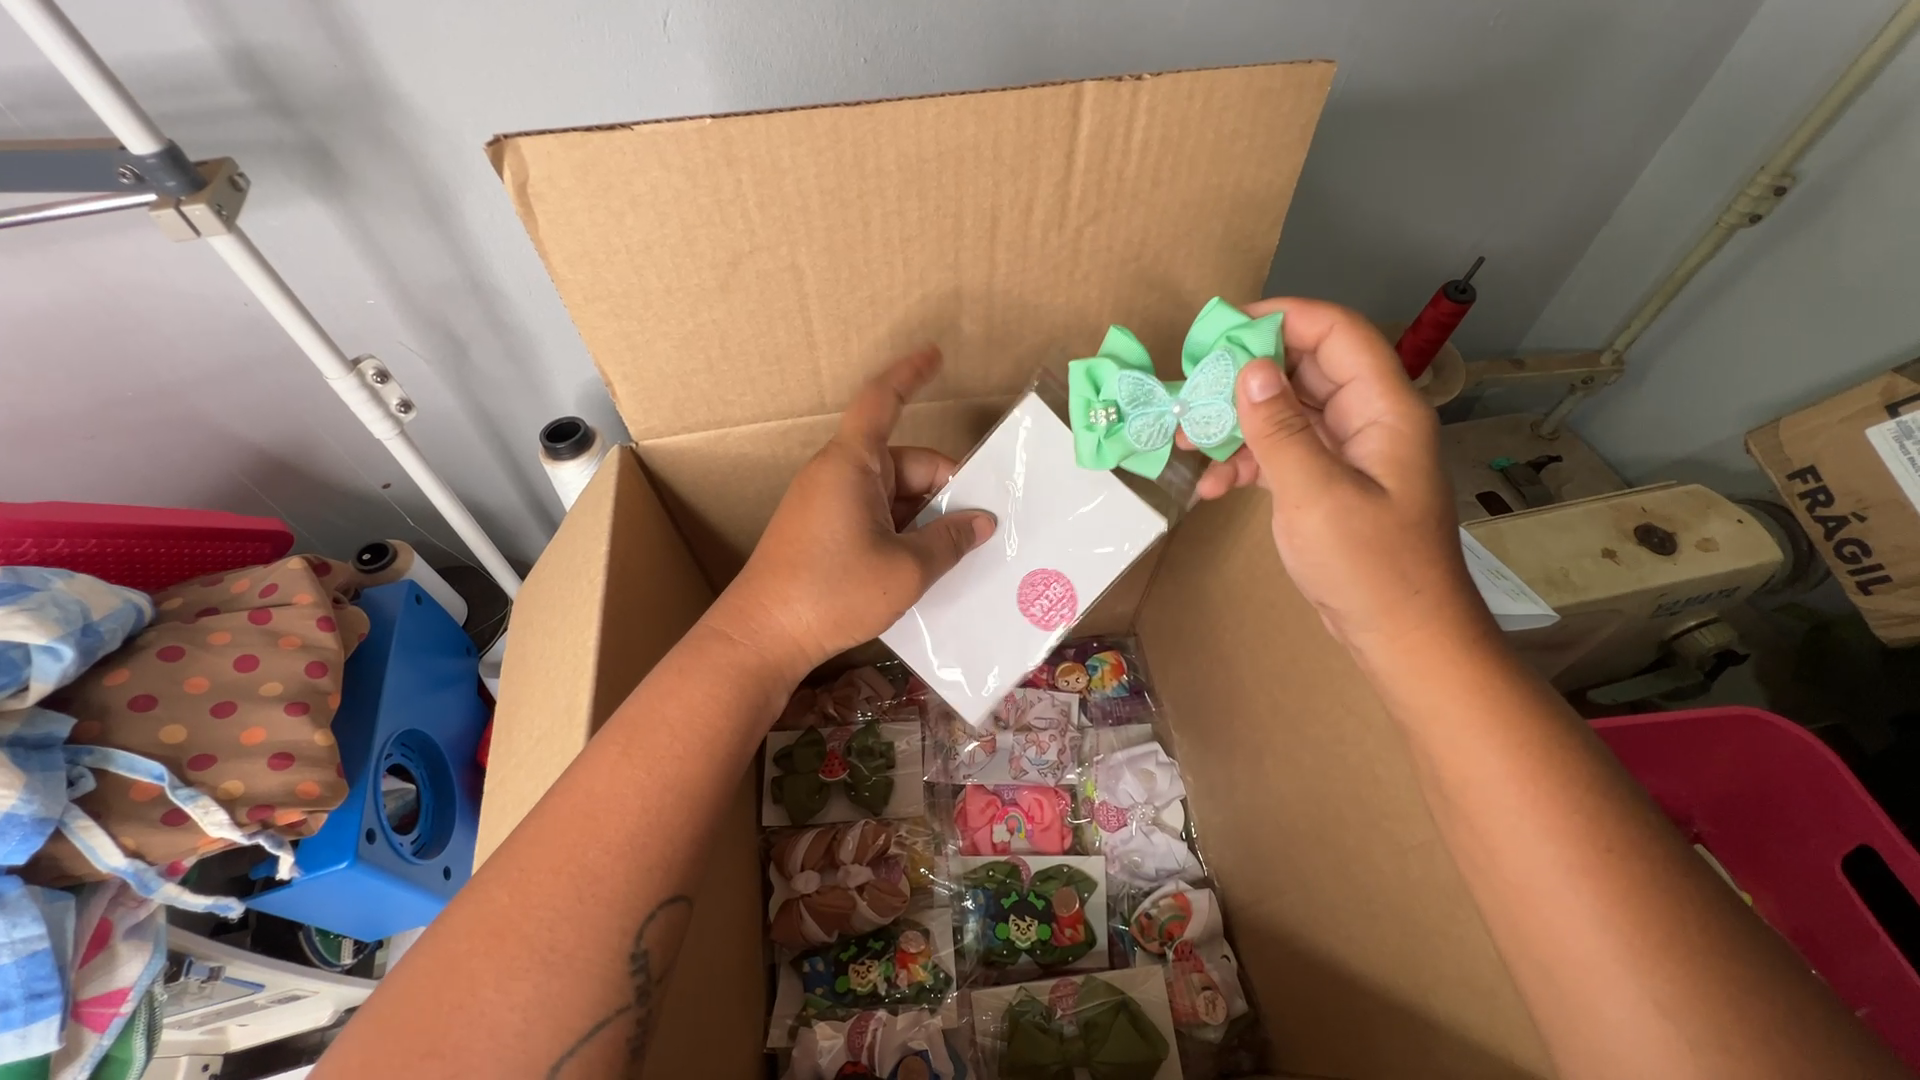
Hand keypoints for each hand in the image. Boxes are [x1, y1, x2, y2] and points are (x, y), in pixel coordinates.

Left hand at [706, 346, 996, 681]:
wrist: (762, 637)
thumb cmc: (832, 592)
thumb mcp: (906, 569)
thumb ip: (949, 541)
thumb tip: (981, 522)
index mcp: (852, 464)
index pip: (882, 401)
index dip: (910, 375)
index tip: (935, 355)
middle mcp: (836, 475)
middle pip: (904, 464)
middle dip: (944, 490)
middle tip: (980, 527)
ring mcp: (825, 505)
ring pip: (891, 496)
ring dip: (924, 518)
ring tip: (958, 554)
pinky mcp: (820, 534)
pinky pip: (872, 518)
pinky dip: (901, 533)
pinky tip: (924, 567)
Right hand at [1188, 298, 1488, 650]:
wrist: (1401, 636)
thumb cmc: (1370, 566)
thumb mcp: (1316, 494)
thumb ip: (1280, 429)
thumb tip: (1248, 370)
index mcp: (1383, 409)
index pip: (1336, 334)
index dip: (1282, 319)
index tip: (1222, 330)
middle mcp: (1367, 421)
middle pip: (1303, 371)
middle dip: (1244, 377)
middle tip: (1189, 390)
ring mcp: (1346, 454)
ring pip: (1285, 413)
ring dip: (1236, 424)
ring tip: (1186, 442)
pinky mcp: (1327, 484)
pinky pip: (1282, 453)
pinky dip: (1246, 463)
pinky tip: (1213, 487)